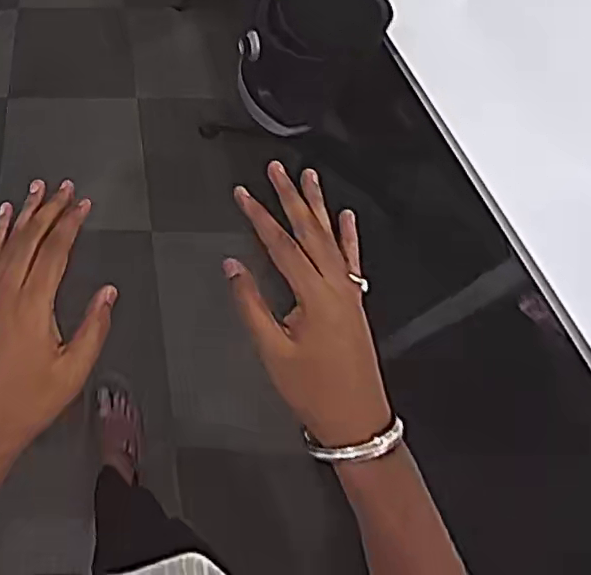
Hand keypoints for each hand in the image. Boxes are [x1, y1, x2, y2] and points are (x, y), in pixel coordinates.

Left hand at [0, 179, 115, 464]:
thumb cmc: (26, 401)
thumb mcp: (72, 372)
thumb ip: (94, 328)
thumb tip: (109, 292)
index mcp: (32, 304)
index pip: (55, 250)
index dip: (71, 223)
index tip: (83, 204)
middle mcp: (7, 290)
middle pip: (31, 236)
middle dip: (51, 208)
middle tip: (66, 187)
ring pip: (9, 239)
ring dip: (26, 211)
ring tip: (38, 187)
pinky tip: (4, 216)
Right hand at [225, 162, 391, 447]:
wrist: (357, 421)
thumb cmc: (315, 390)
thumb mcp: (273, 351)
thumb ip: (251, 303)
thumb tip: (233, 267)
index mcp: (314, 296)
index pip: (281, 244)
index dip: (259, 216)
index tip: (243, 194)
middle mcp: (336, 286)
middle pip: (309, 230)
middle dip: (290, 196)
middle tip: (277, 170)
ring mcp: (349, 291)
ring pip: (331, 237)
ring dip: (318, 205)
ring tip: (309, 178)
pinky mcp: (356, 299)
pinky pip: (352, 258)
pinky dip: (348, 234)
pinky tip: (345, 216)